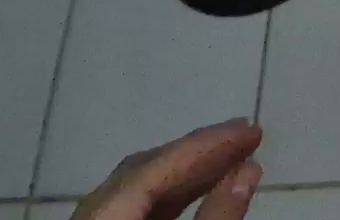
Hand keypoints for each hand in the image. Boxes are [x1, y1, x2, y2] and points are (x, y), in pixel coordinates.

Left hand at [71, 119, 262, 219]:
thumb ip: (214, 218)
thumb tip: (250, 169)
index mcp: (100, 216)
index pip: (152, 168)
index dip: (206, 144)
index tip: (254, 129)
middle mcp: (85, 215)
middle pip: (140, 172)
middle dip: (197, 151)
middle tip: (247, 136)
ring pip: (134, 189)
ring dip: (187, 171)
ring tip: (233, 157)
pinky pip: (130, 209)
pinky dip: (169, 195)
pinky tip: (202, 188)